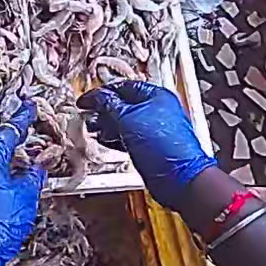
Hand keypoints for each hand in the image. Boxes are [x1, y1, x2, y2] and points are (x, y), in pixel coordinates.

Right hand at [76, 81, 215, 208]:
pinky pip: (128, 138)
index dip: (102, 92)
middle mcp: (157, 111)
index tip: (86, 100)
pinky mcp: (150, 148)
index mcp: (156, 96)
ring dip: (107, 125)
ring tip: (93, 128)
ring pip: (124, 122)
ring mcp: (154, 130)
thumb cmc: (165, 147)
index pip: (123, 87)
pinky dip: (115, 138)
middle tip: (88, 114)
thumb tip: (97, 97)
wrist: (179, 179)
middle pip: (123, 105)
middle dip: (103, 110)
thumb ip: (109, 105)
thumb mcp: (128, 119)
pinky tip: (105, 141)